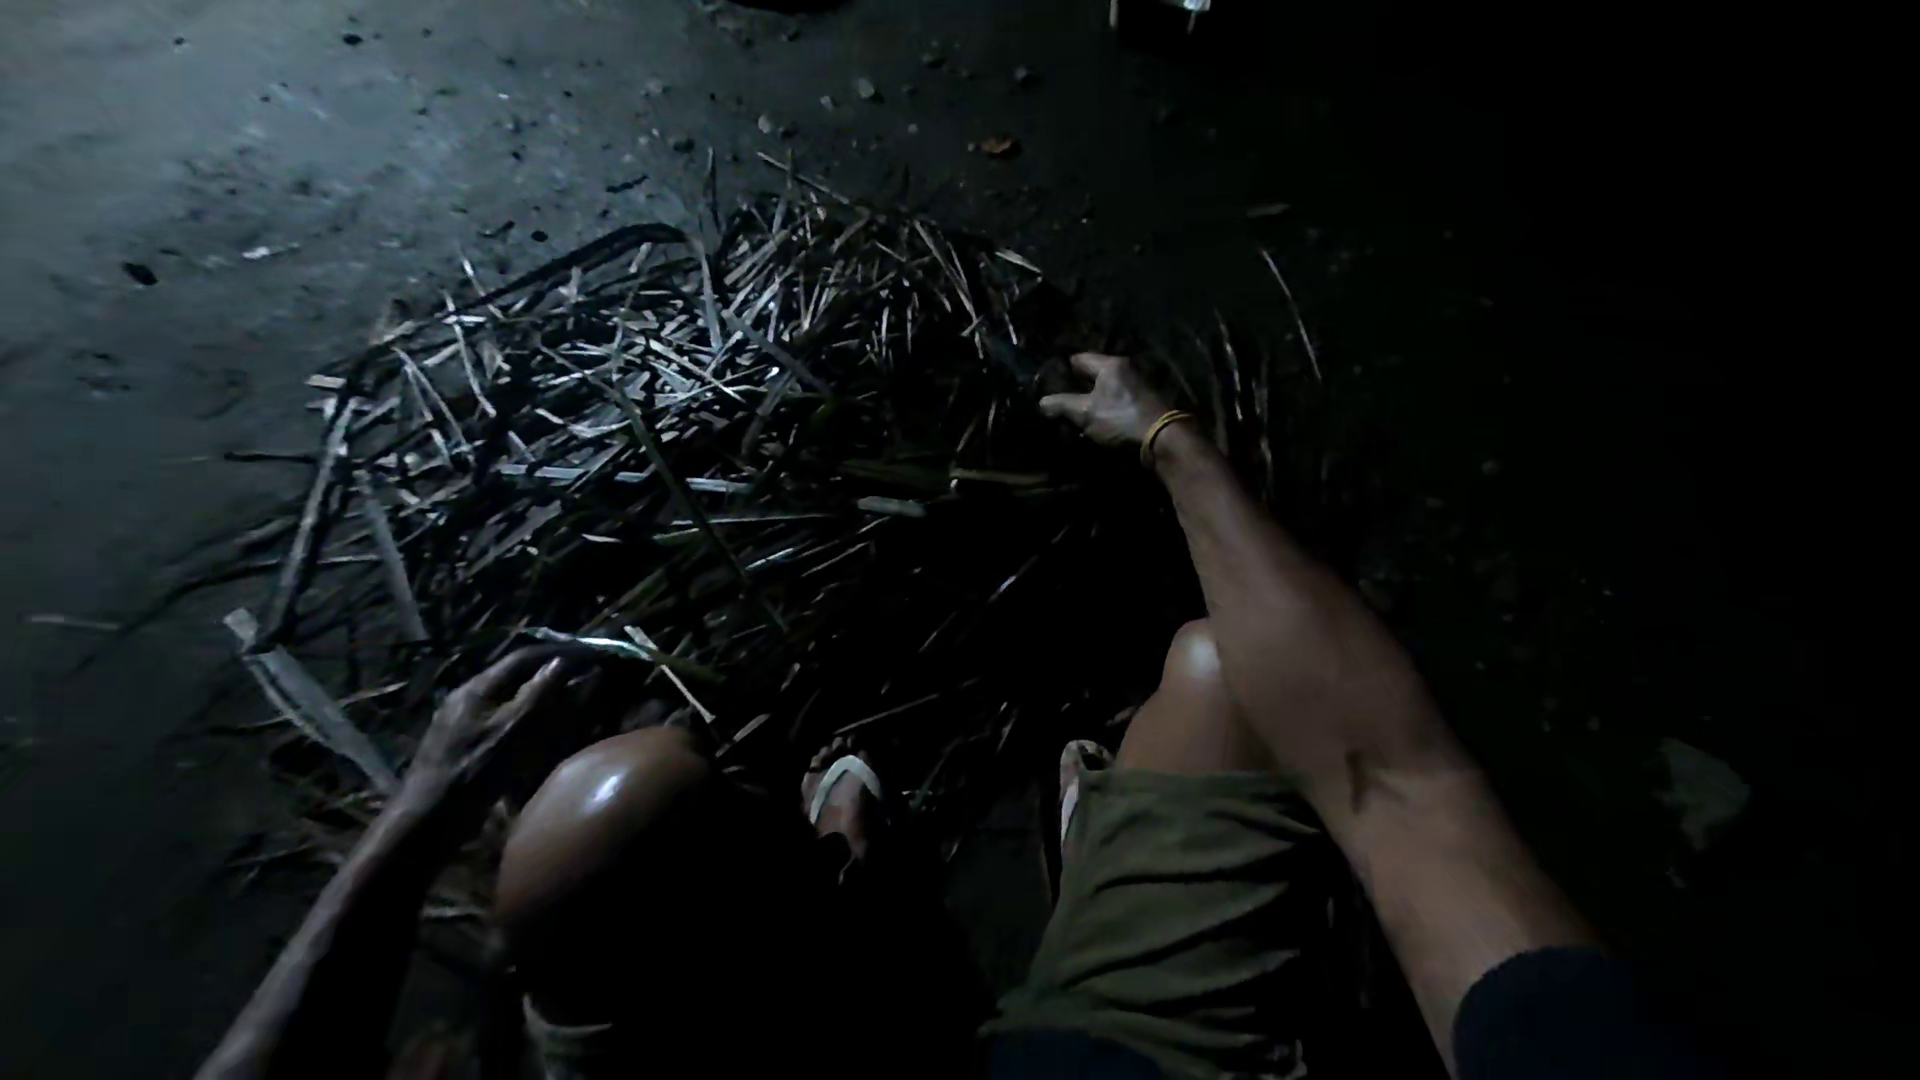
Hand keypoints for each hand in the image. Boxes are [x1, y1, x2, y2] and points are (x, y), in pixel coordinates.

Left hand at [400, 646, 594, 818]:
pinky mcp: (461, 737)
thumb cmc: (475, 769)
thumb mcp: (515, 728)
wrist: (429, 816)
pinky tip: (536, 722)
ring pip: (507, 691)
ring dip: (537, 689)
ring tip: (564, 694)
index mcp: (478, 687)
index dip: (559, 651)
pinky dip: (524, 708)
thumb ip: (539, 691)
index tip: (588, 652)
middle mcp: (467, 694)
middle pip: (514, 672)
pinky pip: (499, 710)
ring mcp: (461, 716)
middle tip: (580, 671)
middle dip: (548, 669)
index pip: (524, 657)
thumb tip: (562, 661)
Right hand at [1038, 353, 1174, 445]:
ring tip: (1076, 413)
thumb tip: (1041, 402)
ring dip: (1093, 399)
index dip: (1063, 369)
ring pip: (1107, 389)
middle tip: (1060, 399)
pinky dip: (1106, 408)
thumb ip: (1061, 405)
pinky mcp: (1144, 403)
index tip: (1050, 381)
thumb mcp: (1085, 413)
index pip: (1080, 359)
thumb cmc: (1120, 419)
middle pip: (1094, 374)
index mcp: (1111, 365)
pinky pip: (1117, 401)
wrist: (1162, 439)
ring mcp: (1138, 385)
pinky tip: (1097, 422)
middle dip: (1078, 386)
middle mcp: (1126, 369)